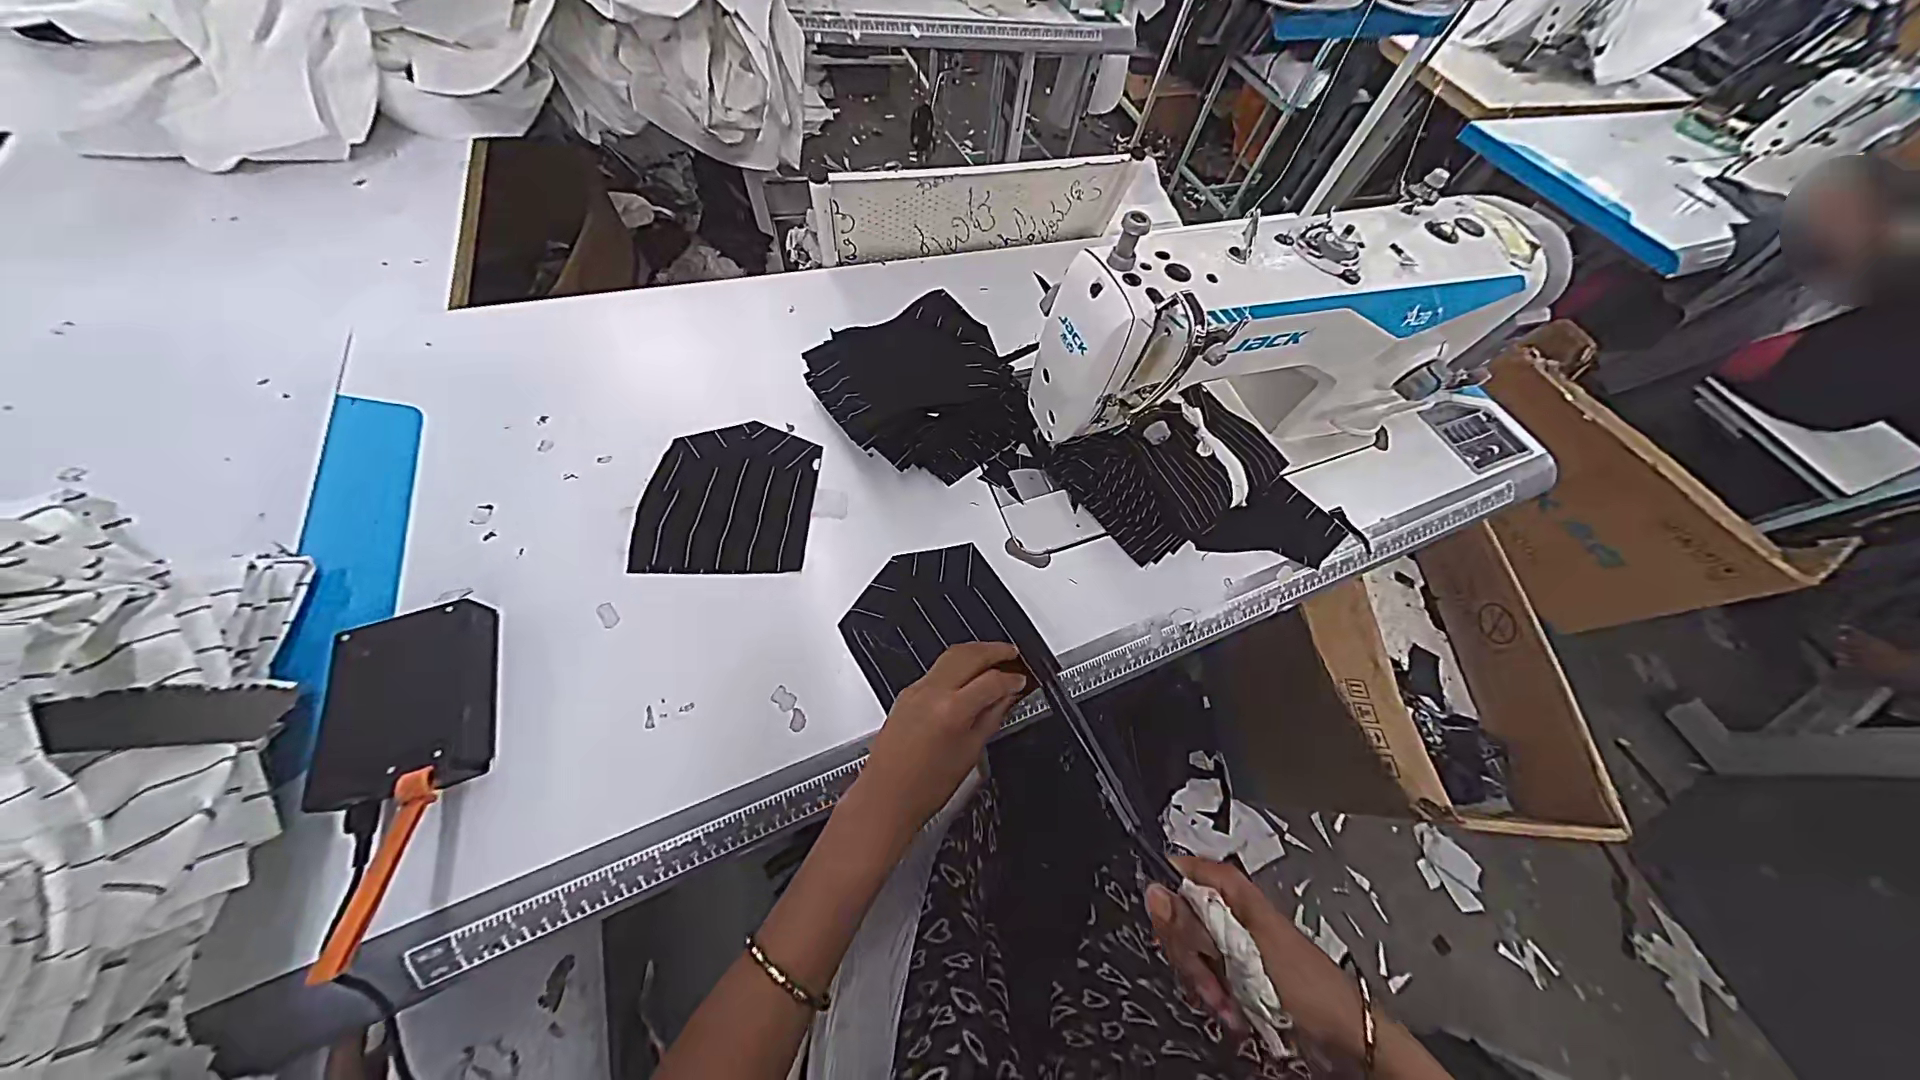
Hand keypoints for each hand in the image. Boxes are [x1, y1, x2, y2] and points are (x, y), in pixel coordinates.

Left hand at [857, 642, 1029, 836]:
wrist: (886, 797)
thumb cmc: (922, 787)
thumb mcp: (970, 752)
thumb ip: (991, 717)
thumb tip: (1005, 698)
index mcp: (951, 709)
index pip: (992, 680)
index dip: (1012, 678)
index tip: (1020, 680)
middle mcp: (931, 693)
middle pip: (969, 654)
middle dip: (994, 650)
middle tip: (1011, 653)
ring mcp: (915, 690)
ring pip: (950, 655)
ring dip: (975, 652)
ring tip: (993, 658)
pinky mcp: (905, 694)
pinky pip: (936, 669)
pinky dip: (956, 665)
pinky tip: (967, 675)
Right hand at [1148, 856, 1367, 1061]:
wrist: (1343, 1033)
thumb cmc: (1301, 983)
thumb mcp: (1241, 952)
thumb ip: (1194, 922)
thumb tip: (1153, 892)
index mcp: (1230, 888)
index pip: (1177, 872)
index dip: (1167, 901)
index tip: (1170, 931)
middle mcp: (1225, 907)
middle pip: (1177, 914)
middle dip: (1188, 953)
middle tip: (1209, 979)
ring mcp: (1228, 938)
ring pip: (1187, 947)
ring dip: (1200, 980)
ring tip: (1227, 1004)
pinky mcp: (1232, 966)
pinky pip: (1202, 971)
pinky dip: (1212, 993)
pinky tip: (1231, 1010)